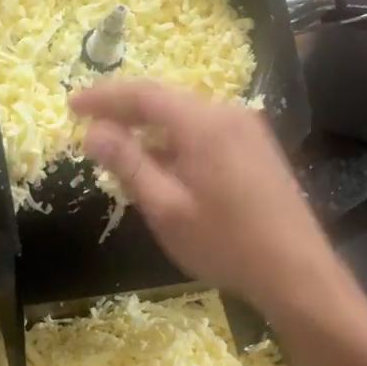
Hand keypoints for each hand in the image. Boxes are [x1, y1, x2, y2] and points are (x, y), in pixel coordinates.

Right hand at [71, 80, 341, 313]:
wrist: (295, 271)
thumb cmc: (224, 243)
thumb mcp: (166, 207)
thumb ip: (128, 164)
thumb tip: (93, 133)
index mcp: (203, 123)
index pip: (143, 94)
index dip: (104, 98)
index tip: (71, 106)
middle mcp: (228, 114)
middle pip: (166, 101)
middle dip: (125, 111)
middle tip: (88, 124)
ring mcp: (247, 131)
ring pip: (186, 118)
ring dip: (150, 129)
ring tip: (117, 148)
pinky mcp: (257, 150)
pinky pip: (205, 133)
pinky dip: (175, 142)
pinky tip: (160, 165)